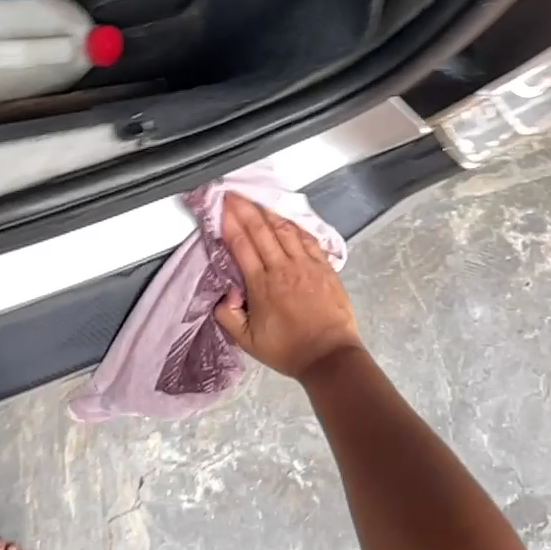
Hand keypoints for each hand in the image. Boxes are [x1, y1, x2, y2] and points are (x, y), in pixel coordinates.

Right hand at [213, 192, 364, 379]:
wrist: (329, 356)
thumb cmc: (288, 349)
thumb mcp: (247, 341)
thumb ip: (228, 315)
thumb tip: (225, 293)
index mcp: (261, 284)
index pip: (241, 244)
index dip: (229, 222)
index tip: (221, 207)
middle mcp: (283, 268)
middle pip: (260, 229)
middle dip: (244, 208)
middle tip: (233, 193)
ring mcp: (306, 265)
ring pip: (284, 228)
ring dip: (267, 211)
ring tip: (255, 200)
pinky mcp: (324, 267)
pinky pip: (307, 238)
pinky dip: (294, 224)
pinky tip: (286, 218)